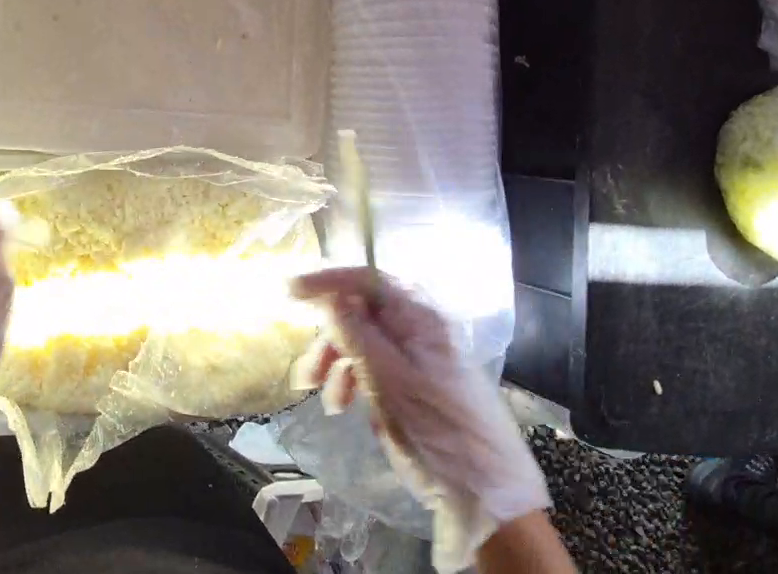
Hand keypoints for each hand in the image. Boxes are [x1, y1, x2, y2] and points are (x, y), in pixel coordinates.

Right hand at [292, 268, 551, 561]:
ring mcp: (416, 359)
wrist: (487, 496)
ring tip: (329, 403)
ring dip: (337, 366)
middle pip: (361, 313)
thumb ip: (357, 334)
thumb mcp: (390, 380)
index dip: (328, 280)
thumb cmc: (440, 431)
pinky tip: (348, 409)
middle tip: (307, 374)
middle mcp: (418, 330)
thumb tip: (330, 296)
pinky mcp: (412, 387)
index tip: (290, 293)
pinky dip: (352, 384)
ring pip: (362, 344)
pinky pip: (372, 370)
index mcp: (420, 318)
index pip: (368, 280)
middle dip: (329, 338)